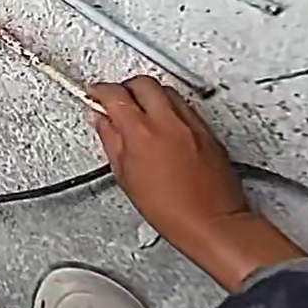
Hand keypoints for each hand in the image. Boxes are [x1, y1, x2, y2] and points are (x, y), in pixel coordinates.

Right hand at [89, 76, 303, 289]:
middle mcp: (169, 123)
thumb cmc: (170, 209)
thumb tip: (100, 121)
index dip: (99, 91)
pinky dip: (170, 108)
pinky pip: (186, 107)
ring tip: (140, 110)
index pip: (114, 95)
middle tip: (116, 98)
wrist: (213, 224)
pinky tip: (163, 123)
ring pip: (167, 91)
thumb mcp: (124, 174)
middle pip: (143, 83)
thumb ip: (110, 139)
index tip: (94, 94)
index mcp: (141, 132)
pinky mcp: (209, 133)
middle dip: (125, 87)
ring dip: (150, 95)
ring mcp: (192, 126)